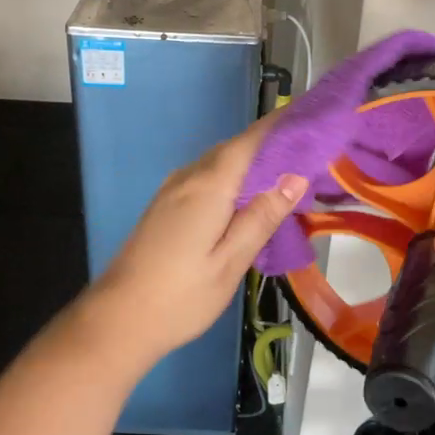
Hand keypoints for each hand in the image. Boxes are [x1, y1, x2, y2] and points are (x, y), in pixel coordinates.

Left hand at [72, 116, 305, 373]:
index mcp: (208, 186)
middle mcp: (188, 177)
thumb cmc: (180, 297)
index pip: (252, 141)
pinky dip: (235, 179)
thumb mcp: (230, 262)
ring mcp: (173, 190)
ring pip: (221, 163)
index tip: (315, 115)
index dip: (283, 125)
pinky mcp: (166, 206)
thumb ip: (262, 217)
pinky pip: (208, 179)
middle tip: (316, 150)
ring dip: (254, 162)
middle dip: (274, 143)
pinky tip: (252, 198)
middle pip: (236, 148)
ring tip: (292, 173)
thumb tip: (294, 176)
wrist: (118, 319)